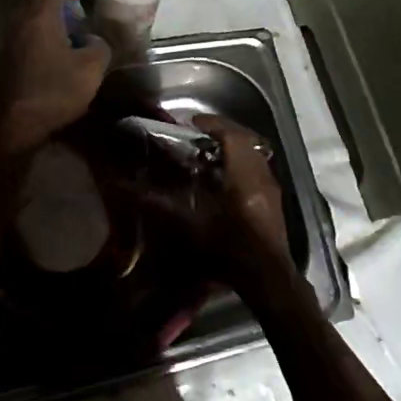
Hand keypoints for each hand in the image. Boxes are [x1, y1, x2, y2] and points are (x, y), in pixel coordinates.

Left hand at [0, 0, 110, 155]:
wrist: (17, 124)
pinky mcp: (4, 58)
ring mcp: (8, 39)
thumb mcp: (92, 69)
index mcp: (41, 16)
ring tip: (63, 24)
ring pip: (24, 13)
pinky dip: (34, 30)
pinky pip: (21, 32)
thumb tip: (94, 40)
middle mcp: (20, 20)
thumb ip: (99, 47)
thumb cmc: (56, 91)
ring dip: (41, 12)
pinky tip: (49, 47)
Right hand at [130, 114, 288, 272]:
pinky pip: (258, 171)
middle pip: (246, 142)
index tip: (194, 121)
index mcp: (243, 177)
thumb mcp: (189, 228)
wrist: (265, 279)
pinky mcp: (274, 203)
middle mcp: (261, 177)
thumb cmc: (227, 252)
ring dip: (234, 150)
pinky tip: (225, 180)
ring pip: (254, 156)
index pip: (233, 136)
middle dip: (224, 133)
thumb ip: (160, 206)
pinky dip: (242, 166)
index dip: (214, 123)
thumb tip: (126, 190)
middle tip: (200, 135)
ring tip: (209, 155)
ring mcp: (271, 190)